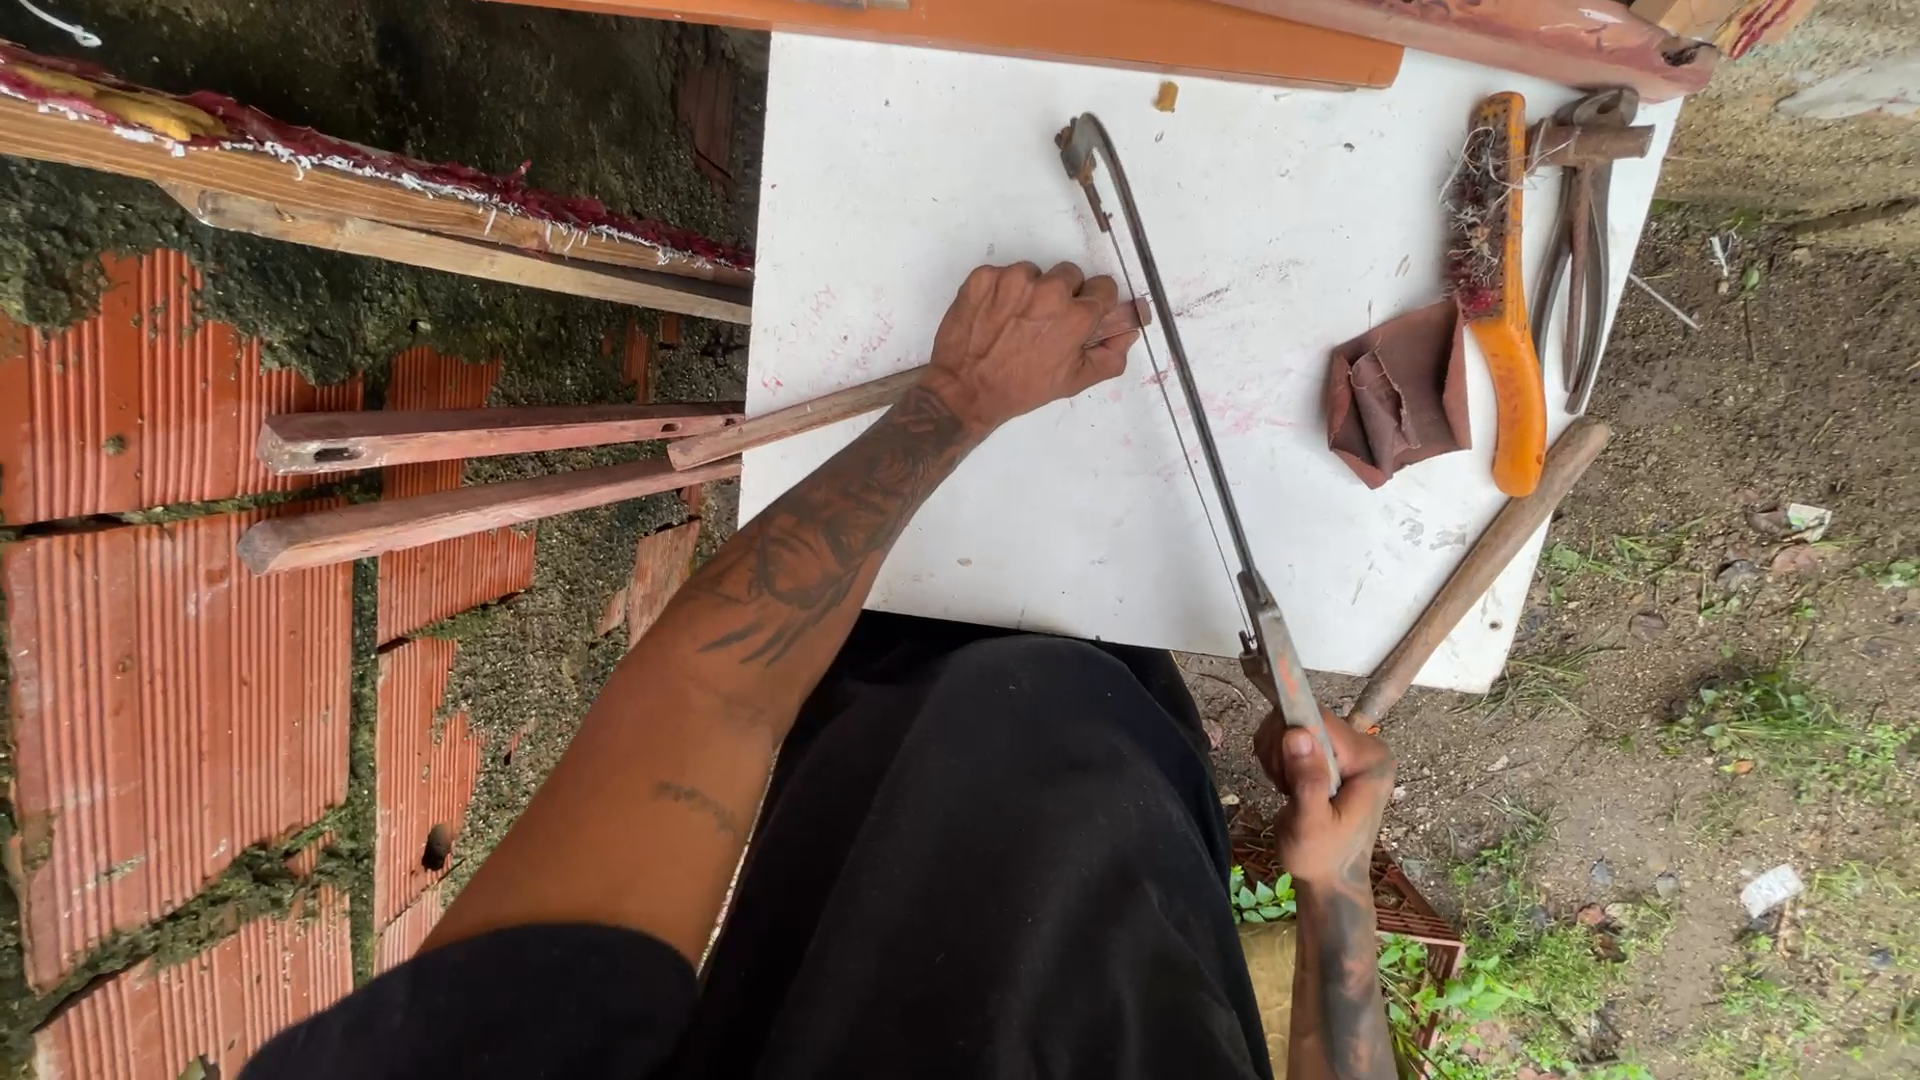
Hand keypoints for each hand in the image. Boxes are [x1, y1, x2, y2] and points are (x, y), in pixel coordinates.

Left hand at [920, 261, 1136, 432]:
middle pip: (1069, 275)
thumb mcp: (1073, 381)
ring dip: (1029, 292)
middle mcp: (1048, 291)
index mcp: (1076, 316)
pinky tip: (993, 317)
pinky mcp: (984, 277)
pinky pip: (1002, 275)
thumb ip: (1109, 356)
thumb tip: (1129, 332)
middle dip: (1061, 295)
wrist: (965, 390)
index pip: (1103, 288)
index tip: (1080, 315)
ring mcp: (1013, 280)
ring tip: (1014, 322)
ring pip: (1035, 273)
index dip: (1092, 303)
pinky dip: (999, 292)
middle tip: (1043, 323)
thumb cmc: (1021, 389)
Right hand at [1255, 711, 1393, 887]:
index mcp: (1370, 759)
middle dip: (1281, 749)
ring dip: (1276, 755)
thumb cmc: (1321, 857)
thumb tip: (1296, 733)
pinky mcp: (1328, 752)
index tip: (1285, 775)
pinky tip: (1286, 783)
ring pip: (1289, 723)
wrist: (1328, 878)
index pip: (1318, 719)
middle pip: (1302, 716)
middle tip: (1285, 786)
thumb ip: (1308, 780)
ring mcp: (1345, 747)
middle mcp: (1363, 745)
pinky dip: (1276, 756)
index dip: (1290, 739)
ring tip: (1287, 789)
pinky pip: (1286, 734)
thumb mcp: (1312, 824)